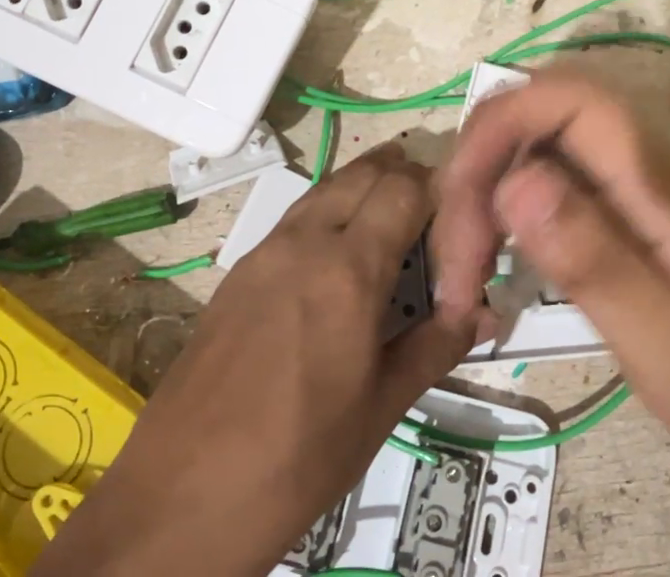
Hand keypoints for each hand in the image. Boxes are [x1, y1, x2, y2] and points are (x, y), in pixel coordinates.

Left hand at [35, 145, 482, 576]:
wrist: (183, 495)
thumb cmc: (300, 456)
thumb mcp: (383, 406)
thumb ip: (437, 345)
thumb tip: (486, 311)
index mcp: (348, 269)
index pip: (404, 189)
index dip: (440, 189)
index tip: (463, 217)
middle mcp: (303, 242)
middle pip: (363, 174)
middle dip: (404, 177)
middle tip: (436, 215)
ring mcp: (262, 253)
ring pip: (323, 190)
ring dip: (363, 190)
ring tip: (396, 225)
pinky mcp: (236, 274)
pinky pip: (294, 221)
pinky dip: (328, 215)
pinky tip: (340, 261)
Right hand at [431, 73, 669, 491]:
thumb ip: (595, 261)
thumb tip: (514, 182)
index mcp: (656, 188)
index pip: (571, 99)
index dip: (501, 122)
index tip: (460, 201)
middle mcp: (642, 175)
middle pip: (540, 122)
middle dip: (477, 173)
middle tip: (458, 267)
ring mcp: (634, 199)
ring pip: (536, 156)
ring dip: (485, 201)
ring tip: (466, 279)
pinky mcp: (626, 226)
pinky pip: (549, 194)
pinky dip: (506, 222)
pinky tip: (495, 273)